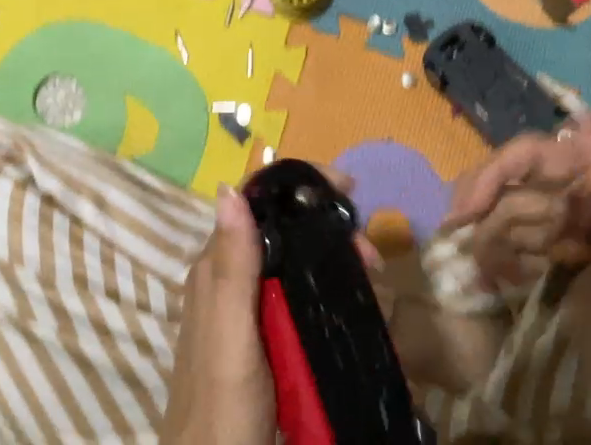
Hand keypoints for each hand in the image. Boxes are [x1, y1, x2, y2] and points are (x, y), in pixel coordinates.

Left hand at [162, 174, 380, 444]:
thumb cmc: (221, 402)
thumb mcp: (230, 332)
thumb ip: (232, 265)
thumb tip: (230, 188)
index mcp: (217, 269)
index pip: (255, 203)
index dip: (298, 188)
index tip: (346, 189)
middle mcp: (232, 279)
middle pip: (284, 231)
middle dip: (329, 229)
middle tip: (371, 255)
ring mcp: (251, 309)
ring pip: (298, 262)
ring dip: (337, 259)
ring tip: (374, 279)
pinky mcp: (270, 338)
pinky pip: (304, 297)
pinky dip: (333, 290)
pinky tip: (358, 303)